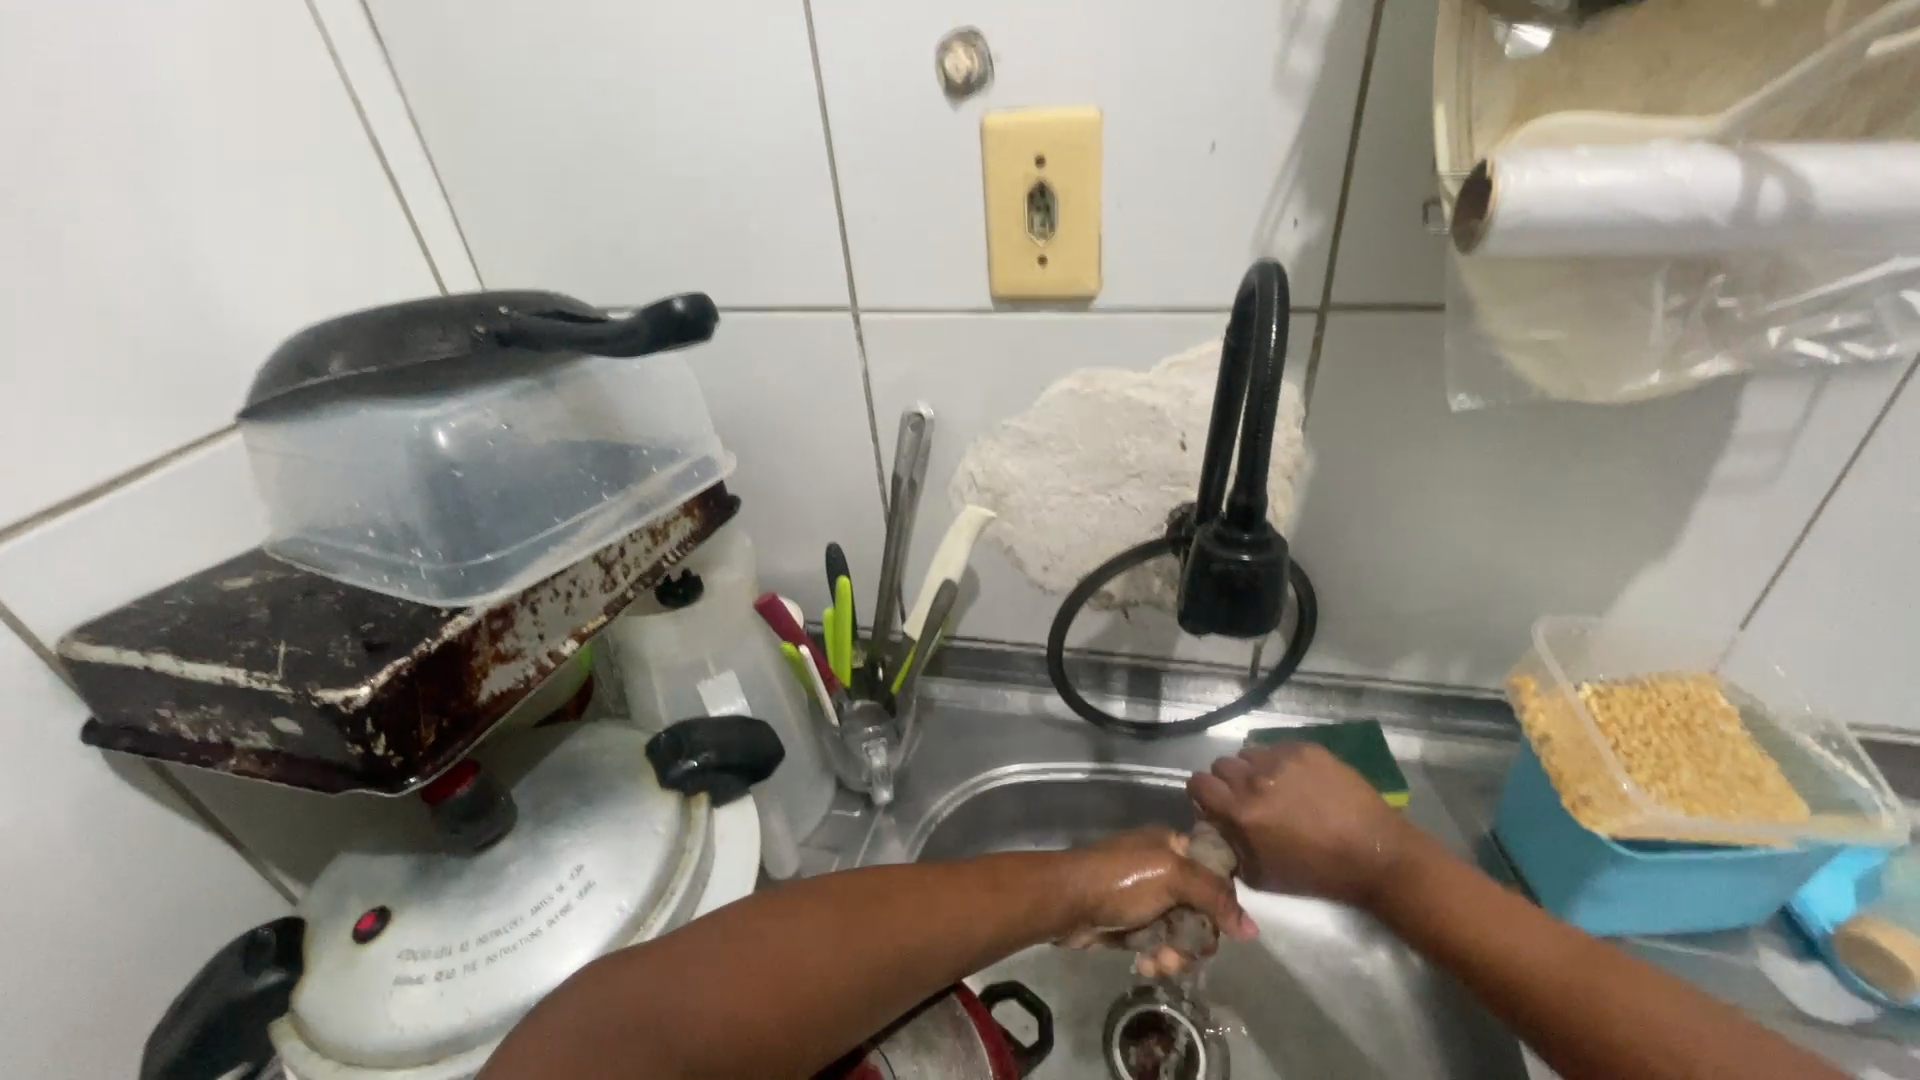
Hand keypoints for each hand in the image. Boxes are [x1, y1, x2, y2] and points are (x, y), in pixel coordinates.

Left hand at [1054, 828, 1256, 974]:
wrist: (1065, 901)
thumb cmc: (1120, 880)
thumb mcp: (1172, 876)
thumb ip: (1214, 897)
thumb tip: (1252, 930)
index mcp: (1172, 847)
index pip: (1215, 874)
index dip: (1222, 902)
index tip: (1222, 924)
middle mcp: (1162, 870)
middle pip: (1202, 911)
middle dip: (1195, 937)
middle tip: (1182, 950)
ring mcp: (1146, 900)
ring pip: (1182, 933)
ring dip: (1176, 954)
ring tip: (1159, 962)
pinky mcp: (1132, 926)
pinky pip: (1160, 946)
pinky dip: (1157, 958)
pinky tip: (1144, 965)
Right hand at [1188, 742, 1421, 909]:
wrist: (1375, 855)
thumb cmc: (1316, 872)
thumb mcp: (1261, 875)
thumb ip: (1229, 847)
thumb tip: (1212, 824)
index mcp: (1241, 812)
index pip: (1198, 782)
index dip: (1202, 792)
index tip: (1215, 801)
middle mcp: (1255, 780)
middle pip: (1221, 764)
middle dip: (1228, 780)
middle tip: (1247, 796)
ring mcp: (1283, 760)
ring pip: (1249, 753)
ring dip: (1254, 769)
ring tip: (1275, 786)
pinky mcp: (1307, 750)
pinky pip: (1278, 748)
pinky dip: (1280, 762)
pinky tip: (1299, 781)